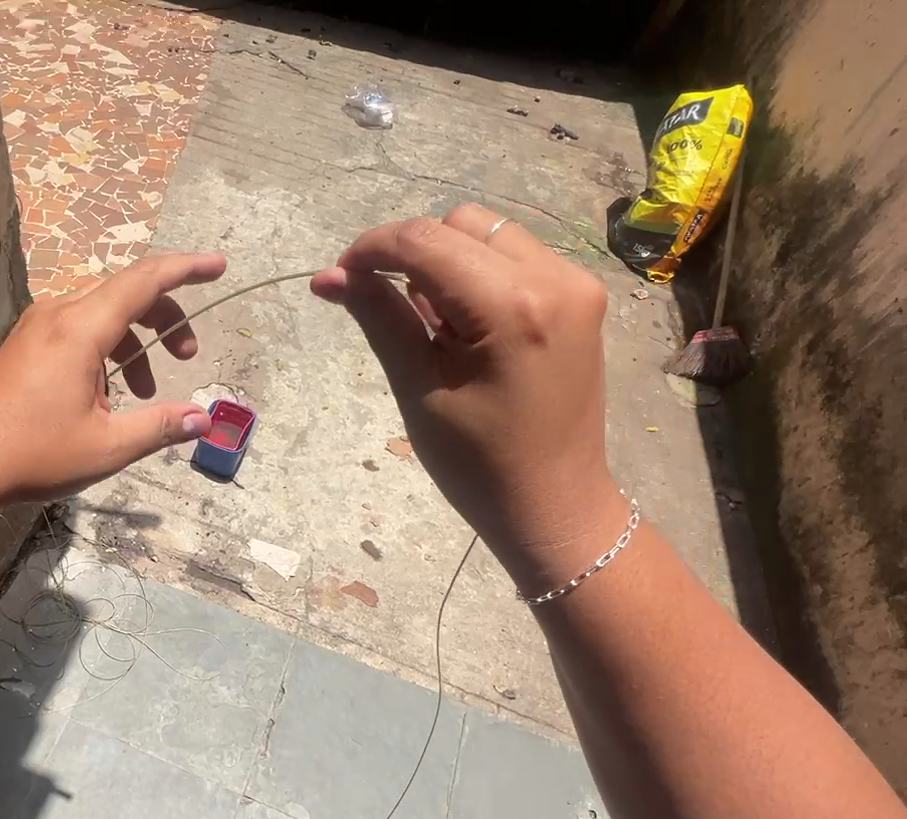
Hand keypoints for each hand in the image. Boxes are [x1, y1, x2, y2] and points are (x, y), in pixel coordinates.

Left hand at [0, 253, 224, 517]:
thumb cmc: (32, 456)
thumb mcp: (106, 447)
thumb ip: (159, 427)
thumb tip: (202, 419)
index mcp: (80, 330)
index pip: (145, 280)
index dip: (187, 268)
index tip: (219, 265)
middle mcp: (56, 317)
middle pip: (125, 295)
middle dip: (165, 319)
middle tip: (186, 356)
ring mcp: (34, 330)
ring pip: (100, 317)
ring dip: (132, 346)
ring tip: (143, 394)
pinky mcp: (22, 349)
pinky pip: (75, 334)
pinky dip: (103, 355)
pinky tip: (103, 400)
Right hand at [311, 206, 625, 590]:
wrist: (553, 505)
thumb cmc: (478, 465)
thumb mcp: (419, 390)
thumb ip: (379, 319)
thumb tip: (328, 277)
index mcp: (514, 306)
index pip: (427, 242)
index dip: (372, 250)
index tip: (337, 279)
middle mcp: (556, 276)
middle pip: (460, 225)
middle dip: (408, 255)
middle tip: (382, 307)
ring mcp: (575, 283)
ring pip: (487, 235)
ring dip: (442, 263)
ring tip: (427, 325)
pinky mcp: (578, 297)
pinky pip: (513, 258)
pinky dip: (473, 275)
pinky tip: (461, 326)